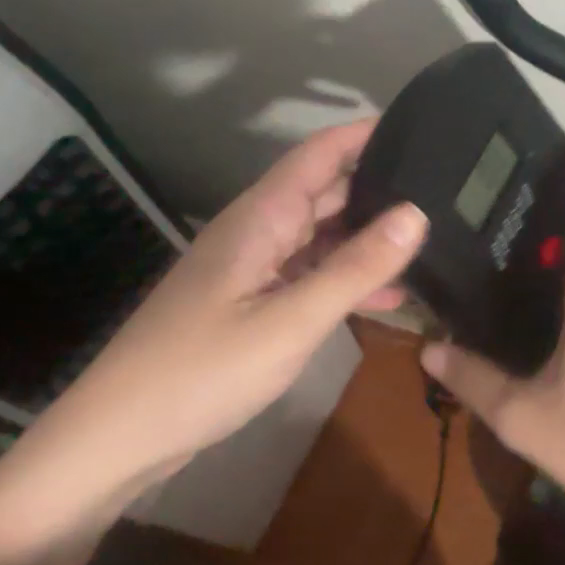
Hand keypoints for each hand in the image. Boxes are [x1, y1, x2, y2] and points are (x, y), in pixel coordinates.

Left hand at [33, 119, 425, 489]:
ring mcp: (251, 267)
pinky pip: (307, 274)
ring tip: (433, 242)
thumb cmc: (202, 373)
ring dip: (369, 239)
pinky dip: (345, 278)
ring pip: (321, 235)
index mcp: (261, 218)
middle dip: (381, 186)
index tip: (424, 126)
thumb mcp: (291, 323)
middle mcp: (257, 230)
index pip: (321, 153)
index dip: (368, 134)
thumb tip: (417, 213)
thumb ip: (356, 268)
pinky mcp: (249, 301)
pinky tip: (389, 297)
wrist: (117, 438)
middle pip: (326, 191)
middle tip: (447, 191)